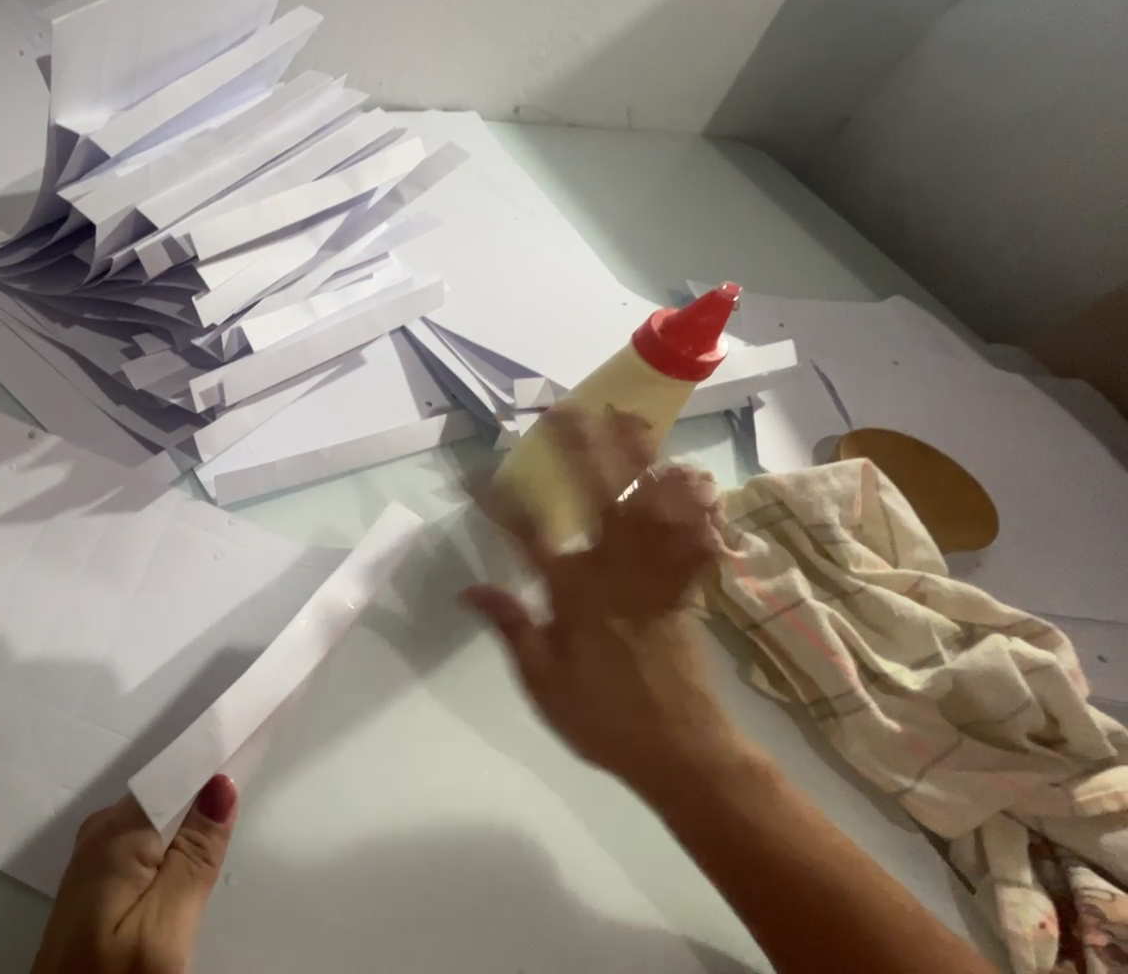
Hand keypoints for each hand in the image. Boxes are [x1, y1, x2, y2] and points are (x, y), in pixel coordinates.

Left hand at [31, 776, 237, 973]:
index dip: (211, 766)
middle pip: (167, 796)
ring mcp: (96, 855)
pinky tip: (189, 860)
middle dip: (203, 799)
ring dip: (189, 824)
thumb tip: (220, 784)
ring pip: (157, 821)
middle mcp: (101, 831)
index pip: (174, 777)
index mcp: (116, 832)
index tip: (249, 750)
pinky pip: (144, 843)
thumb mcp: (164, 928)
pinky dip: (171, 846)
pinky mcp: (99, 880)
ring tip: (226, 827)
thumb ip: (194, 857)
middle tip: (246, 798)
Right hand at [464, 407, 750, 792]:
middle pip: (603, 498)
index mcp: (576, 595)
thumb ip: (510, 626)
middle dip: (582, 450)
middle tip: (565, 412)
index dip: (498, 499)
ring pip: (654, 505)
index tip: (471, 475)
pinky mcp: (688, 589)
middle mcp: (619, 574)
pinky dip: (695, 504)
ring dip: (641, 459)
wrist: (686, 754)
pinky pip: (696, 537)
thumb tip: (470, 587)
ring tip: (630, 420)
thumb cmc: (602, 718)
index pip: (529, 533)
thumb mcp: (541, 681)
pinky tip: (690, 476)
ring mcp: (660, 577)